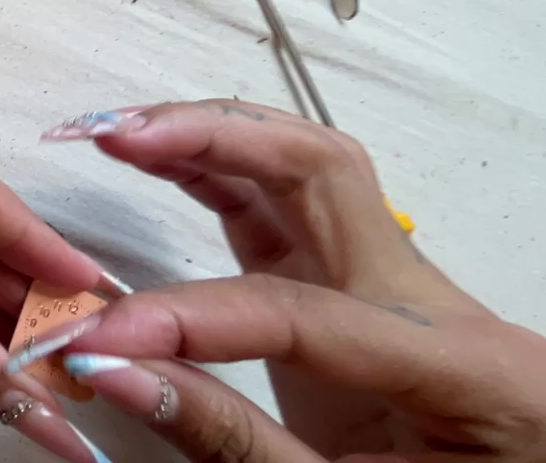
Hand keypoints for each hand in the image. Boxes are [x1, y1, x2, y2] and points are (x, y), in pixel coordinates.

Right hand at [41, 100, 544, 459]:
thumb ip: (223, 434)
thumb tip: (98, 363)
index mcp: (467, 367)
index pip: (296, 311)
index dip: (187, 317)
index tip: (97, 337)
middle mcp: (432, 295)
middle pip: (316, 167)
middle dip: (204, 137)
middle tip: (110, 134)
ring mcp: (384, 273)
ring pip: (293, 158)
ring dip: (197, 133)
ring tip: (111, 131)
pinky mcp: (335, 270)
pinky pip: (267, 193)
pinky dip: (200, 162)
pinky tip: (143, 155)